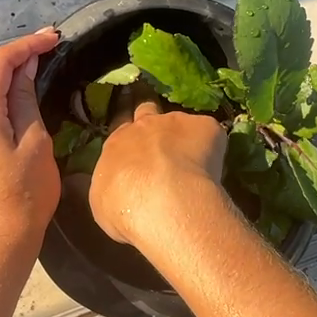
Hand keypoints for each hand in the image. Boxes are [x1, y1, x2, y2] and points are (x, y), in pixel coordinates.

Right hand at [88, 102, 230, 247]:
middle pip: (146, 108)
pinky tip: (214, 168)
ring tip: (195, 164)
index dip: (128, 126)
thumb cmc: (125, 208)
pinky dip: (213, 147)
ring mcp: (176, 121)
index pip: (120, 124)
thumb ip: (111, 183)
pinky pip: (210, 132)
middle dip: (151, 114)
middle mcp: (145, 126)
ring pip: (182, 122)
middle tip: (161, 131)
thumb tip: (116, 184)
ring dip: (186, 137)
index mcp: (118, 143)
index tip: (133, 132)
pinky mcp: (206, 126)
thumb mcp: (103, 200)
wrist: (163, 201)